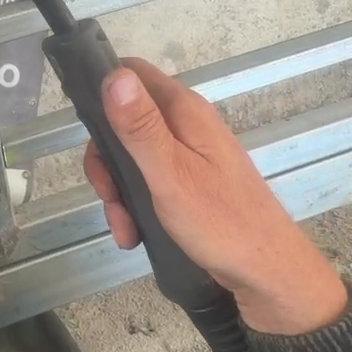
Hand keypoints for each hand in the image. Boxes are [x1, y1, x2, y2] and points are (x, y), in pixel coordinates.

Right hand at [84, 59, 347, 335]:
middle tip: (106, 193)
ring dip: (118, 189)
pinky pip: (150, 180)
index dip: (101, 87)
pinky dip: (135, 203)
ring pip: (134, 155)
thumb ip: (140, 126)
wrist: (270, 278)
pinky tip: (135, 232)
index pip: (132, 72)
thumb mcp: (170, 174)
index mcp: (184, 111)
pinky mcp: (192, 181)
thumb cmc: (220, 223)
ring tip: (123, 226)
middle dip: (106, 157)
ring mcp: (191, 153)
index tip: (81, 124)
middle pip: (126, 119)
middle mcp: (188, 123)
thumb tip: (113, 75)